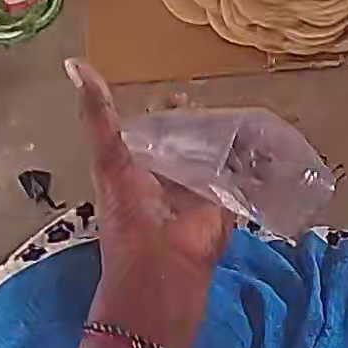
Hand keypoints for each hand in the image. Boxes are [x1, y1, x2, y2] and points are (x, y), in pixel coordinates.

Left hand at [68, 58, 233, 347]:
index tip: (187, 88)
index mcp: (141, 165)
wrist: (163, 280)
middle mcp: (173, 176)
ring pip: (221, 158)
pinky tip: (273, 147)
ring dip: (237, 141)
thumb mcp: (111, 164)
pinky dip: (257, 167)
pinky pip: (244, 181)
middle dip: (211, 122)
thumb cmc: (132, 223)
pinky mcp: (228, 208)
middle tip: (234, 96)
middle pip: (195, 140)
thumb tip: (74, 66)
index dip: (171, 107)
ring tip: (258, 114)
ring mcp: (202, 192)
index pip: (159, 127)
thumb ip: (99, 120)